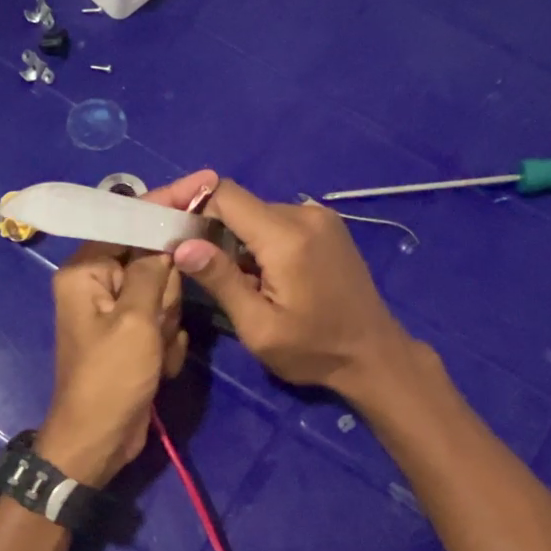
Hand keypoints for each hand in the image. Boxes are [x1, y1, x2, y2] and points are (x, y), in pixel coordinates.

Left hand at [36, 171, 217, 486]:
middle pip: (153, 259)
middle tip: (157, 327)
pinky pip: (165, 321)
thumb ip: (155, 271)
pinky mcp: (133, 336)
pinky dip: (166, 344)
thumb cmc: (110, 380)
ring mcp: (117, 311)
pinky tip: (156, 369)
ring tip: (153, 354)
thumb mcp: (137, 321)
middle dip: (168, 293)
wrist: (98, 441)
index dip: (167, 201)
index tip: (205, 181)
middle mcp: (98, 283)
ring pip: (166, 292)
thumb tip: (167, 234)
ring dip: (168, 324)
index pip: (129, 220)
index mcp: (86, 271)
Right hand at [172, 177, 412, 395]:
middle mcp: (305, 214)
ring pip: (258, 213)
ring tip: (242, 281)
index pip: (224, 195)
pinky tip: (266, 275)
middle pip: (241, 205)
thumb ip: (220, 280)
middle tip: (208, 272)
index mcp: (287, 237)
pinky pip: (279, 221)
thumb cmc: (312, 350)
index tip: (177, 236)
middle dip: (215, 231)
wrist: (373, 355)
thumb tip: (182, 245)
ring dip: (239, 240)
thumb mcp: (258, 326)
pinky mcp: (328, 226)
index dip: (193, 208)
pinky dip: (261, 241)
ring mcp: (321, 217)